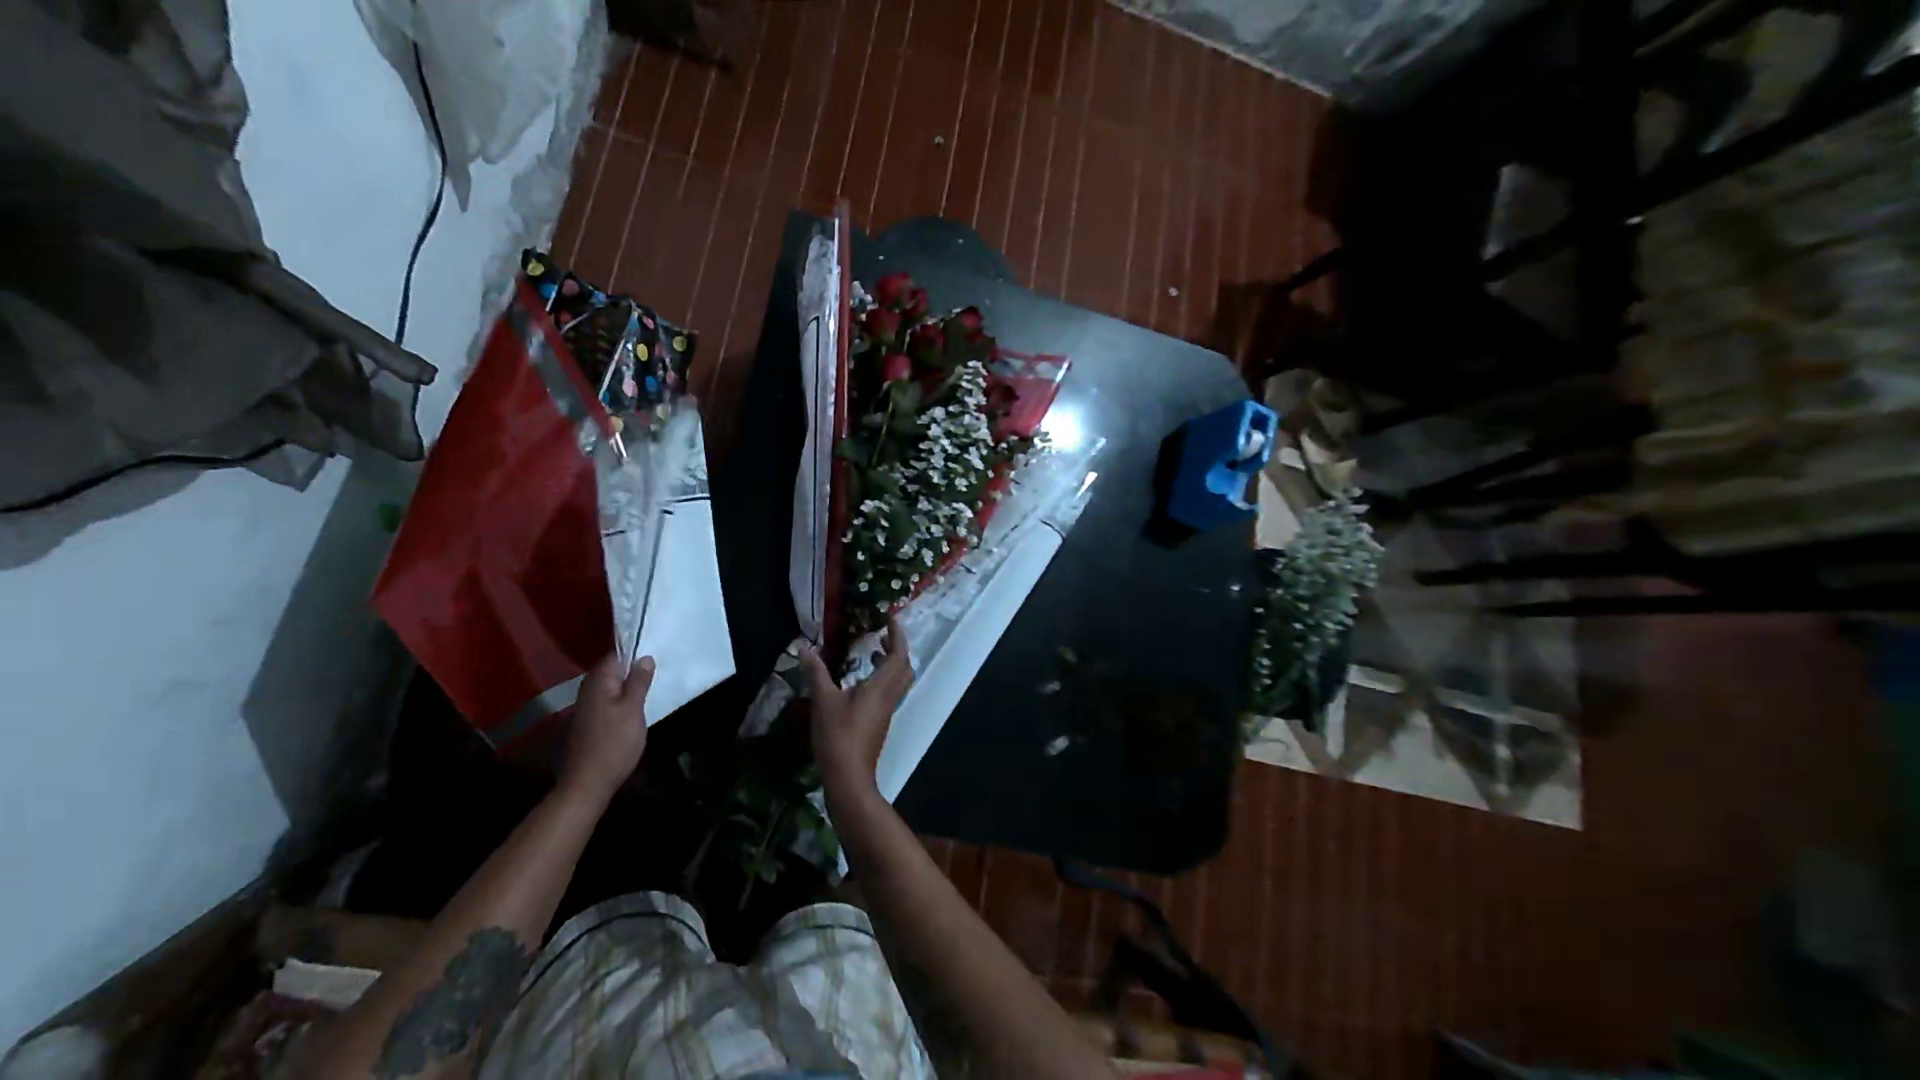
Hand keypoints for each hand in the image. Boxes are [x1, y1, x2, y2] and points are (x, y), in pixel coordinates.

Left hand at [560, 653, 655, 805]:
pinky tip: (638, 708)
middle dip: (636, 669)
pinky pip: (610, 700)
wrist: (587, 783)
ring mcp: (588, 706)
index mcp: (598, 681)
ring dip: (631, 686)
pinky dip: (624, 700)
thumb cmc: (614, 743)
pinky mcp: (590, 721)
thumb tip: (645, 657)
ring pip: (613, 686)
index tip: (659, 655)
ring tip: (654, 688)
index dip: (637, 653)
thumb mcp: (633, 709)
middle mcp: (589, 689)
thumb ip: (639, 681)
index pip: (617, 655)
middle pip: (614, 670)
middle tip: (662, 672)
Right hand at [802, 619, 912, 798]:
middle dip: (898, 647)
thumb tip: (804, 646)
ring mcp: (887, 711)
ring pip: (899, 681)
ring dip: (892, 663)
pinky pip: (890, 692)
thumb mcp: (823, 701)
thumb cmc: (838, 735)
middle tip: (883, 634)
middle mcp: (890, 696)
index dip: (897, 635)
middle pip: (904, 667)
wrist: (849, 776)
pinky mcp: (881, 722)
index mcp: (882, 687)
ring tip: (873, 652)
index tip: (890, 619)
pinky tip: (862, 682)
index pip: (899, 655)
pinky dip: (884, 679)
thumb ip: (816, 672)